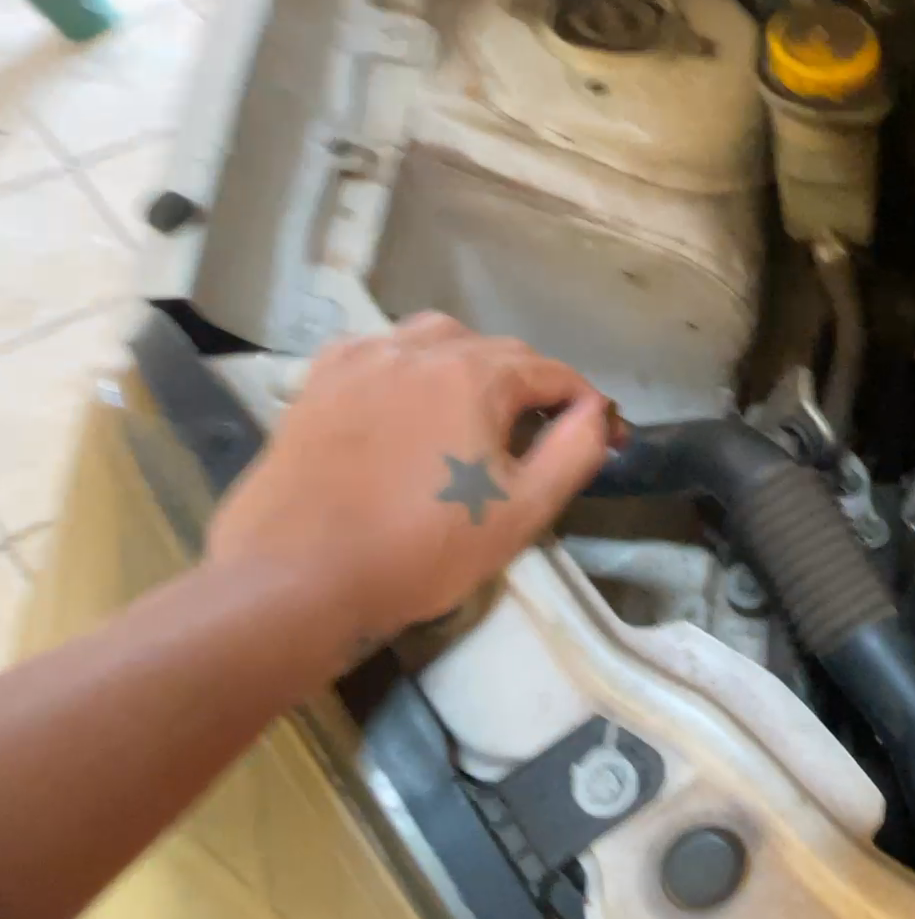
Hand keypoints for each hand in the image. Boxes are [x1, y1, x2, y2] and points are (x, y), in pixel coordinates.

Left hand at [207, 313, 610, 645]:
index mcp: (473, 377)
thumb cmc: (427, 547)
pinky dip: (417, 363)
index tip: (611, 440)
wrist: (300, 580)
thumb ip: (576, 448)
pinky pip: (382, 349)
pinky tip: (418, 398)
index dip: (591, 405)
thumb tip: (599, 412)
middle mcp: (417, 351)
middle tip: (555, 434)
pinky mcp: (319, 385)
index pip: (555, 373)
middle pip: (502, 352)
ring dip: (480, 364)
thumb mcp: (527, 507)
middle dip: (540, 386)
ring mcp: (360, 362)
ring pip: (441, 338)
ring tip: (487, 409)